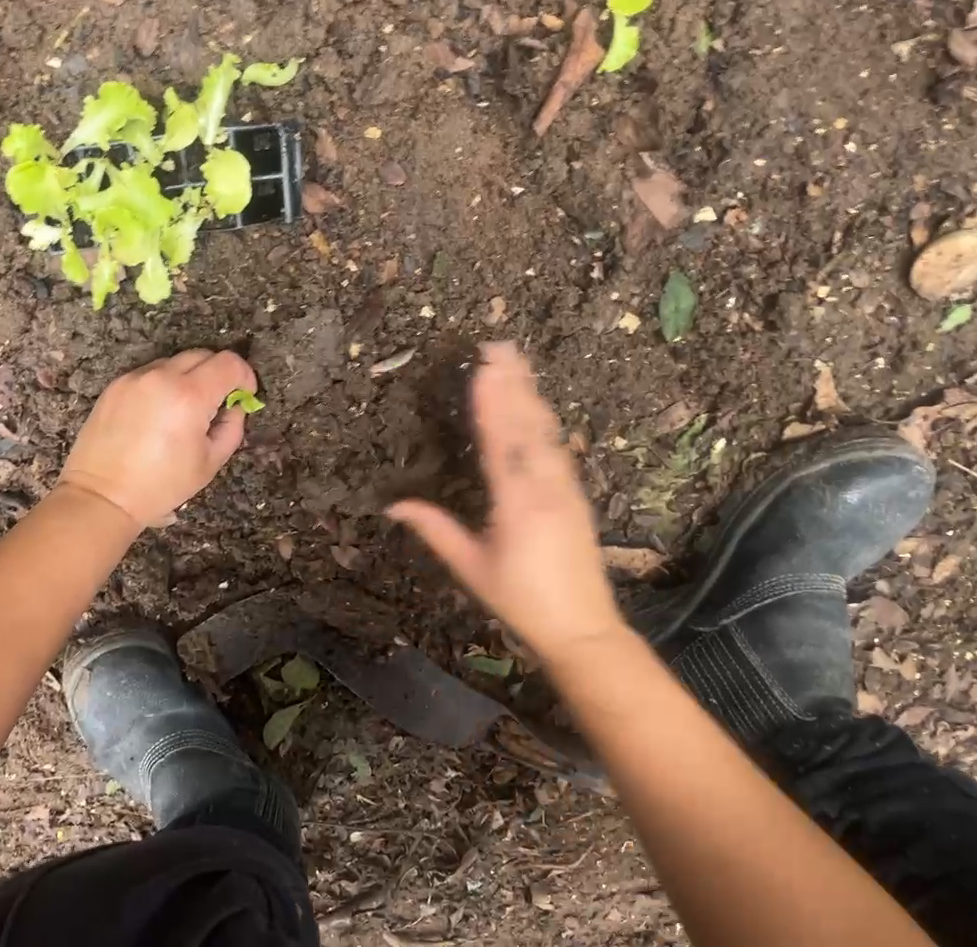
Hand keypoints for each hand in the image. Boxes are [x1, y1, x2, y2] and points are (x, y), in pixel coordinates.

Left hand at [56, 349, 256, 526]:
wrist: (102, 496)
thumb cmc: (160, 486)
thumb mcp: (210, 463)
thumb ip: (232, 428)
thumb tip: (235, 407)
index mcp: (189, 396)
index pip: (228, 363)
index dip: (244, 376)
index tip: (244, 395)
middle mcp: (161, 377)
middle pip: (202, 355)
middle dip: (217, 374)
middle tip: (217, 403)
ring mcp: (134, 378)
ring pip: (174, 362)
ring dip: (188, 378)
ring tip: (184, 411)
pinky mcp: (115, 385)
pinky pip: (149, 374)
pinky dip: (162, 385)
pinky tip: (158, 414)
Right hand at [386, 342, 626, 664]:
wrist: (583, 630)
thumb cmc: (520, 601)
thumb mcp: (471, 568)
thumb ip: (435, 531)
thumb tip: (392, 506)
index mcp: (518, 504)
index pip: (501, 442)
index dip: (491, 403)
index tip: (481, 369)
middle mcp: (547, 489)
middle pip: (529, 426)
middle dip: (514, 384)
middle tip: (500, 346)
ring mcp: (567, 490)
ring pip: (548, 433)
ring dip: (531, 394)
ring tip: (518, 362)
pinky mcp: (577, 496)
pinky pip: (559, 449)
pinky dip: (545, 420)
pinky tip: (538, 405)